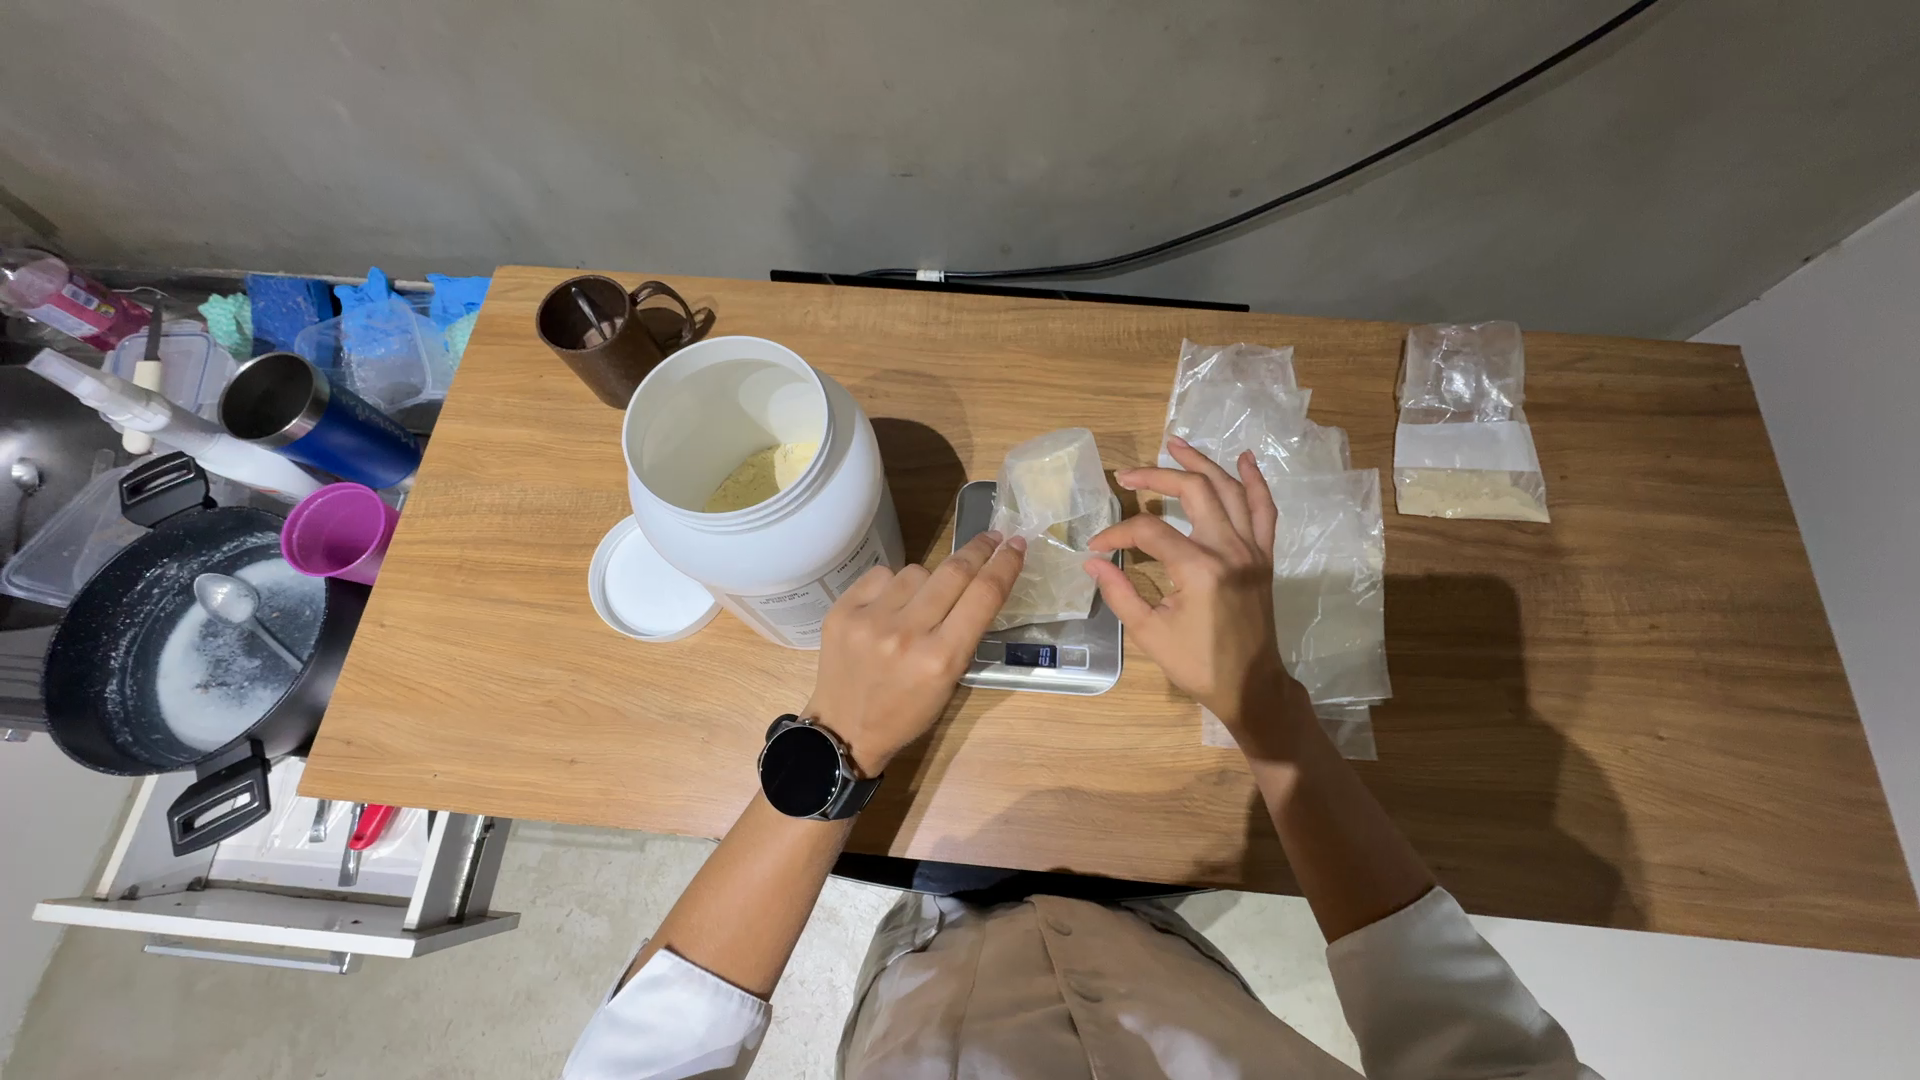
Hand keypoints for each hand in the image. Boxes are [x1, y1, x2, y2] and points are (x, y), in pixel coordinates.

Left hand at [805, 530, 1026, 774]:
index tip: (1016, 544)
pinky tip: (890, 606)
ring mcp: (870, 619)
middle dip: (978, 550)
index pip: (984, 595)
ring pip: (917, 570)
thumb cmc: (907, 711)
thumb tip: (982, 579)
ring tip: (922, 603)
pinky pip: (882, 574)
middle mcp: (907, 634)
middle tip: (990, 538)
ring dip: (928, 579)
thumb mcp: (950, 681)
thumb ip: (965, 632)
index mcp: (941, 659)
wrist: (845, 728)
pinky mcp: (843, 610)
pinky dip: (893, 585)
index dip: (1005, 564)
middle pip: (954, 571)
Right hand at [1082, 437, 1309, 749]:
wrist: (1250, 683)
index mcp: (1200, 569)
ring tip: (1174, 445)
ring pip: (1229, 489)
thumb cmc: (1197, 663)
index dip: (1117, 532)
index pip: (1149, 530)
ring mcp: (1252, 549)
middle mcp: (1230, 549)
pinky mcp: (1264, 556)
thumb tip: (1093, 561)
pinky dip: (1254, 481)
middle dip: (1155, 477)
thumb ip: (1119, 592)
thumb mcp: (1149, 633)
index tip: (1096, 546)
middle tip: (1126, 476)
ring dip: (1201, 463)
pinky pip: (1264, 509)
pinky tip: (1243, 459)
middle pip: (1193, 491)